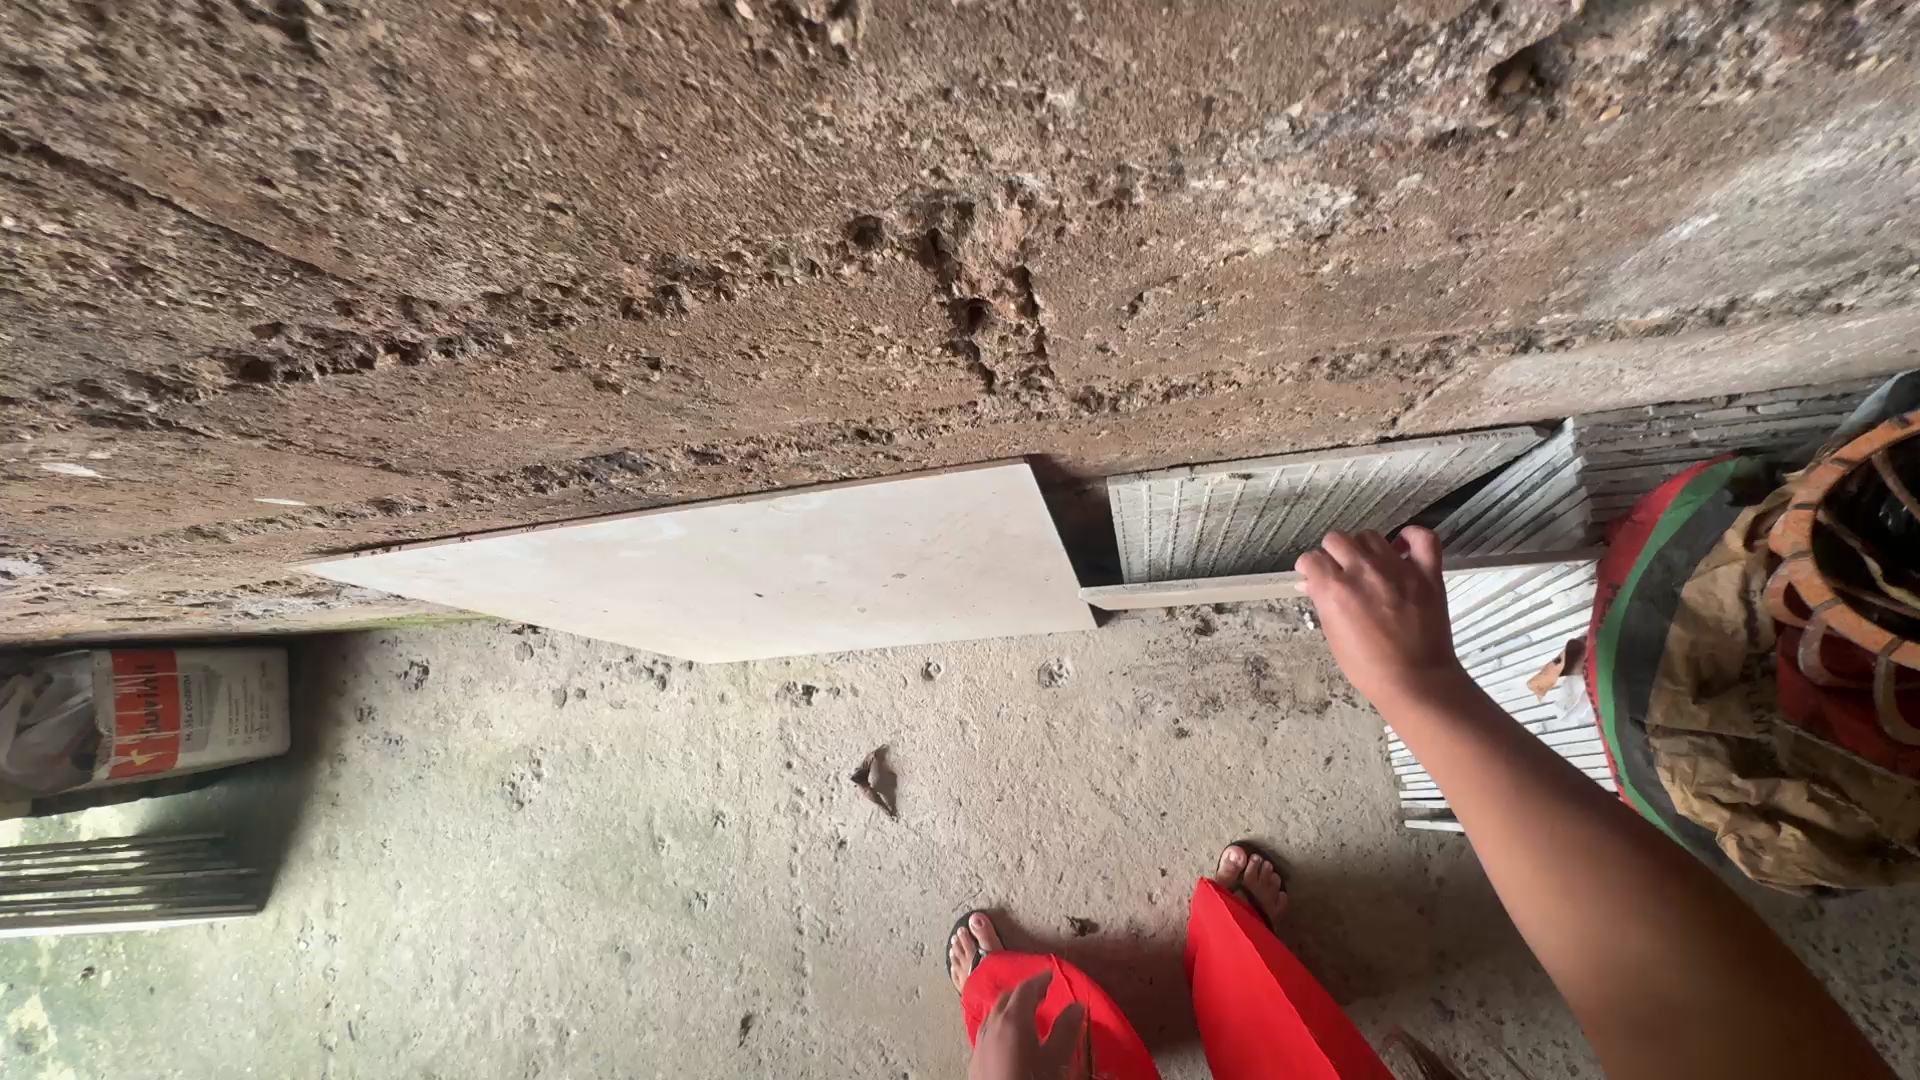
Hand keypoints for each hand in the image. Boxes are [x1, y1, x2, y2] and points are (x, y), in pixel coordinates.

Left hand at [967, 971, 1087, 1079]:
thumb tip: (1075, 1006)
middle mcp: (992, 1025)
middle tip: (1041, 994)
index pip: (1025, 989)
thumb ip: (1065, 1032)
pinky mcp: (975, 1062)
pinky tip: (1009, 1039)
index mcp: (1012, 1019)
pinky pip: (988, 1030)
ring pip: (995, 1013)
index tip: (1051, 976)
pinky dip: (1001, 1024)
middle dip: (1024, 992)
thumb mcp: (1056, 1063)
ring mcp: (980, 1043)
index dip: (1039, 980)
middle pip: (1007, 997)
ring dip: (1010, 1007)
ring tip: (1027, 1014)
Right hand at [1296, 528, 1468, 705]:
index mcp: (1335, 589)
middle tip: (1339, 570)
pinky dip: (1411, 537)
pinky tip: (1401, 548)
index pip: (1311, 559)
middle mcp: (1363, 572)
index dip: (1309, 568)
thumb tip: (1312, 582)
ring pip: (1370, 535)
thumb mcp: (1332, 633)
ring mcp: (1397, 570)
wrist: (1415, 680)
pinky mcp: (1426, 573)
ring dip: (1363, 547)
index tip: (1313, 575)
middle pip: (1336, 539)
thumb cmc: (1367, 665)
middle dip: (1332, 553)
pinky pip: (1422, 538)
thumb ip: (1322, 601)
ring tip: (1368, 564)